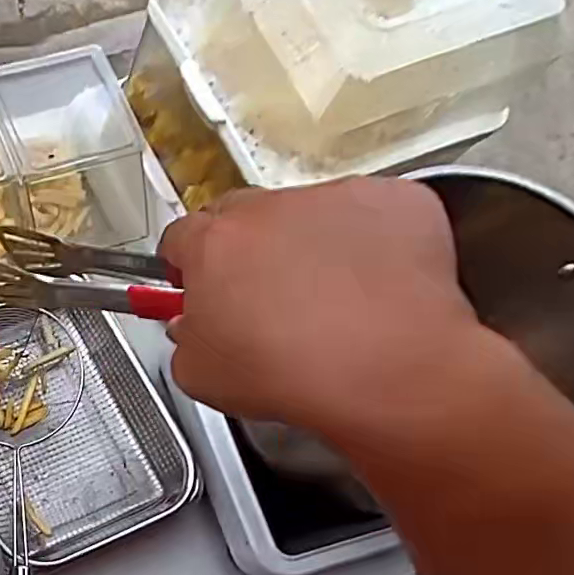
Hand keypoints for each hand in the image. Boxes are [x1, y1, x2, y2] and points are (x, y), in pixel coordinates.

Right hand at [161, 179, 502, 447]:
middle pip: (240, 217)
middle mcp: (269, 209)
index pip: (180, 237)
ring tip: (319, 303)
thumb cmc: (290, 372)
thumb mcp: (197, 375)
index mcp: (213, 245)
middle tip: (255, 298)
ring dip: (302, 247)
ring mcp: (334, 199)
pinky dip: (360, 246)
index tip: (192, 282)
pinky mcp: (392, 202)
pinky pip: (365, 217)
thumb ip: (183, 339)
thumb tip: (190, 330)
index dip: (184, 263)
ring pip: (303, 215)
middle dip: (240, 252)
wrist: (381, 371)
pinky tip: (362, 291)